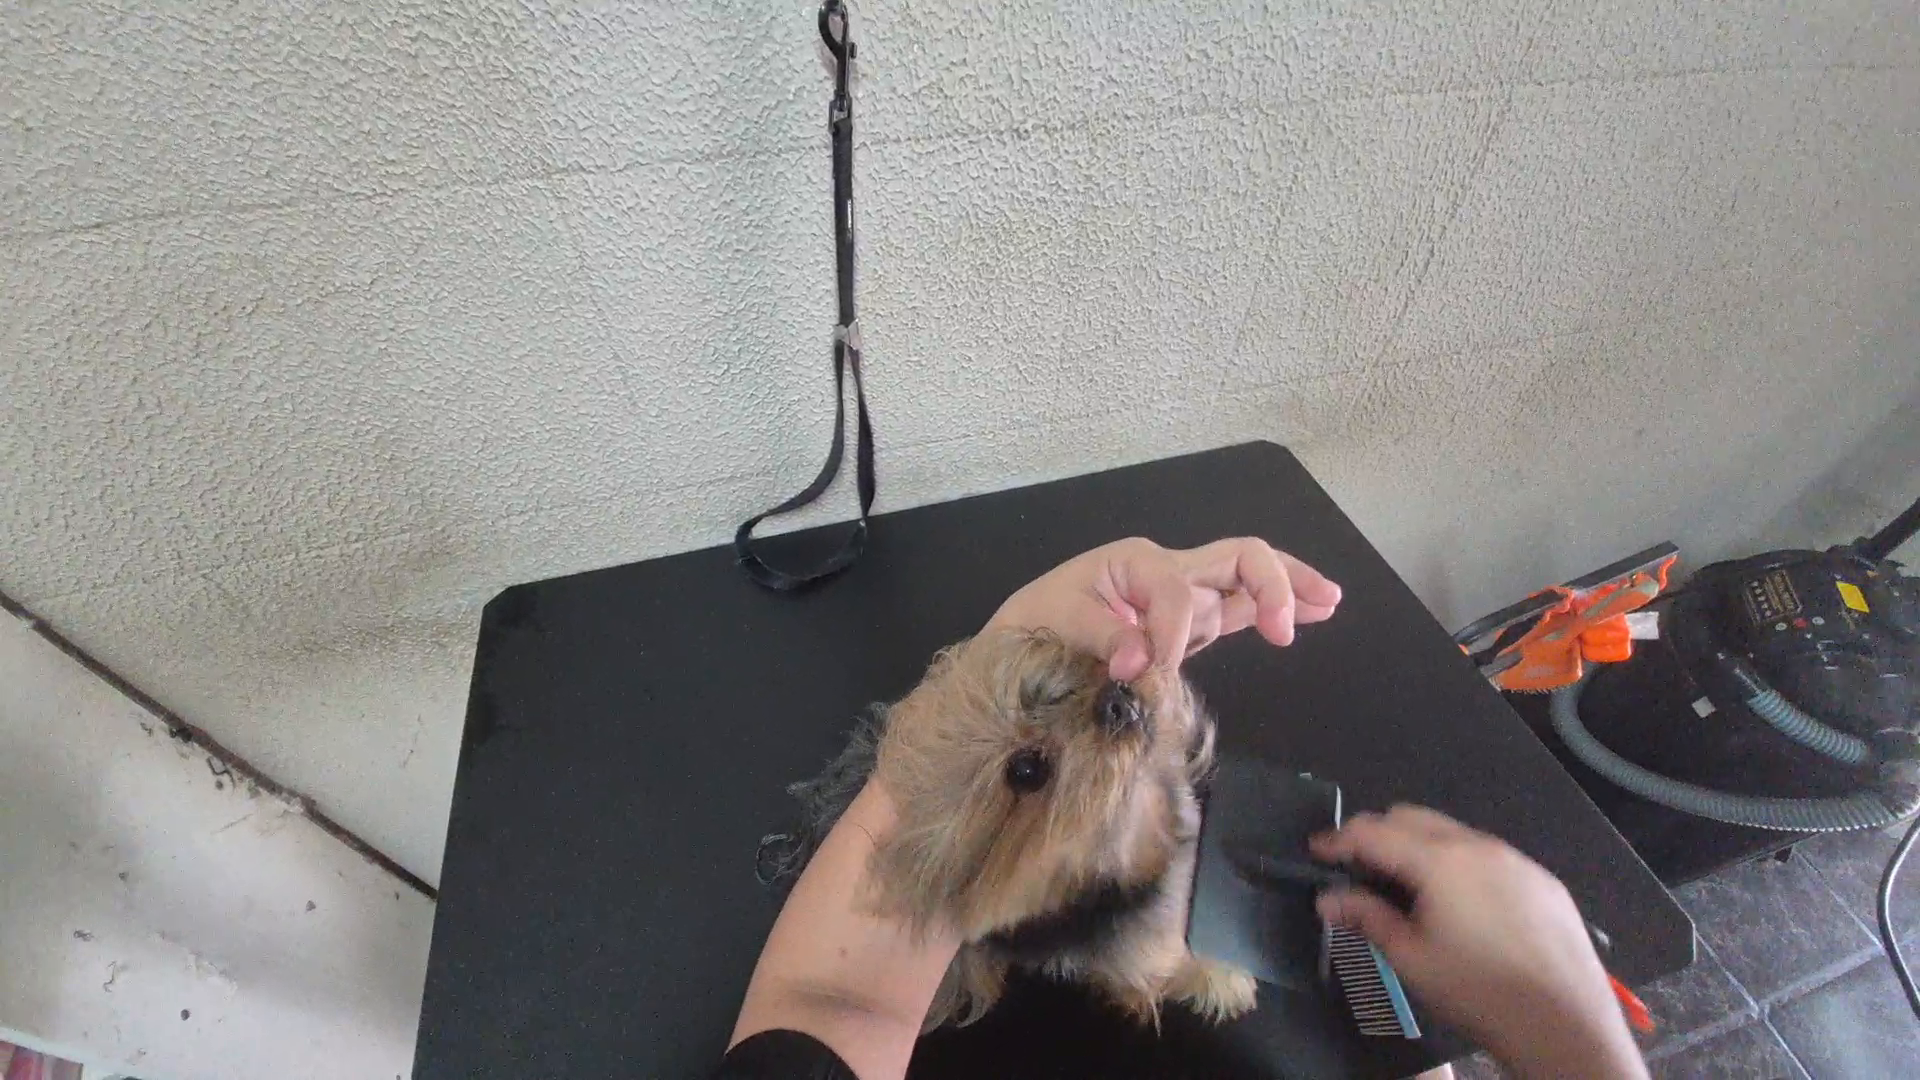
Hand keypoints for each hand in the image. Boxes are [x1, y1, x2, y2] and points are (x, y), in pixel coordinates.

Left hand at [985, 537, 1341, 680]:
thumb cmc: (1035, 622)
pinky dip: (1270, 607)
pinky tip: (1308, 612)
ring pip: (1245, 580)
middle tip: (1290, 623)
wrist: (1022, 637)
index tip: (1153, 671)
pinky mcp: (1184, 622)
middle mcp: (1165, 571)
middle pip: (1236, 558)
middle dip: (1272, 581)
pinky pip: (1235, 607)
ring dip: (1286, 589)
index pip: (1178, 593)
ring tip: (1327, 602)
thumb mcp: (1059, 622)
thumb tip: (1144, 662)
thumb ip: (1105, 637)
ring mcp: (1180, 595)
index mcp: (1135, 562)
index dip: (1174, 633)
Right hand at [1313, 807, 1646, 1079]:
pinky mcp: (1543, 881)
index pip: (1373, 832)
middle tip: (1360, 868)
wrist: (1572, 1037)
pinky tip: (1462, 903)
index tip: (1316, 851)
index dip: (1338, 840)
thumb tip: (1325, 900)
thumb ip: (1365, 917)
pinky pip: (1486, 853)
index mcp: (1440, 859)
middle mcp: (1477, 845)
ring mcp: (1516, 860)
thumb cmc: (1479, 993)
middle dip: (1377, 834)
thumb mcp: (1410, 958)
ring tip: (1409, 886)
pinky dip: (1459, 863)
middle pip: (1409, 817)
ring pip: (1449, 831)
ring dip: (1418, 846)